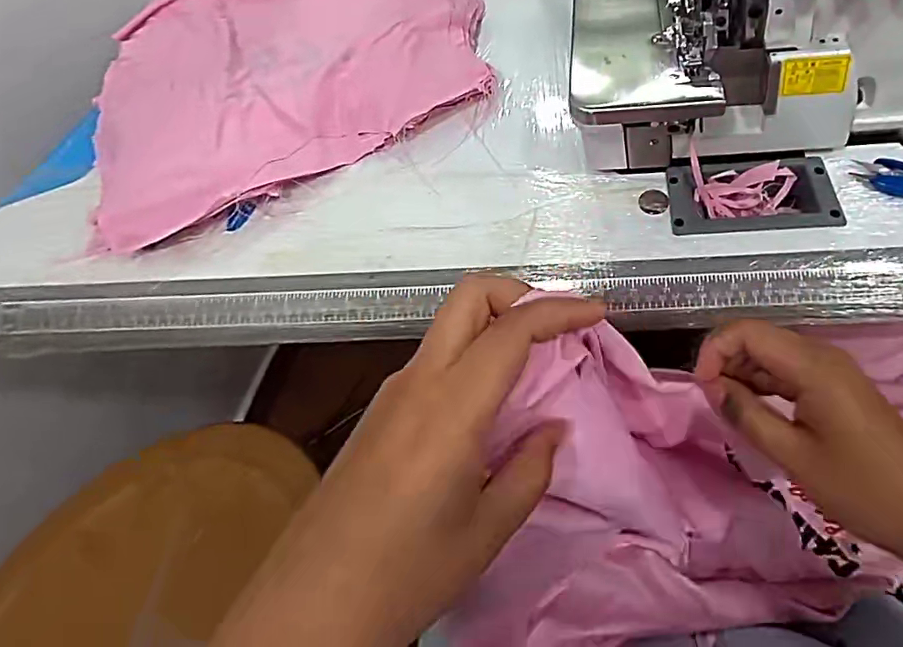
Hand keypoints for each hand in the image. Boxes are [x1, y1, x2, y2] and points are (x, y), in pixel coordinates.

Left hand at [215, 275, 605, 646]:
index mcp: (450, 406)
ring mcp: (394, 390)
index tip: (596, 312)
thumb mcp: (485, 531)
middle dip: (520, 291)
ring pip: (453, 321)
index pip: (511, 328)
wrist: (305, 611)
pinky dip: (475, 350)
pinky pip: (438, 354)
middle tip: (557, 323)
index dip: (560, 310)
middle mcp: (418, 380)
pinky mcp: (382, 407)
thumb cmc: (403, 574)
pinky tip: (493, 397)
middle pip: (470, 293)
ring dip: (497, 320)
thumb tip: (554, 427)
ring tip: (535, 359)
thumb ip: (530, 469)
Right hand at [696, 321, 902, 646]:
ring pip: (774, 354)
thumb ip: (747, 415)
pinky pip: (791, 371)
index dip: (714, 351)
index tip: (701, 389)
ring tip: (728, 411)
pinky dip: (766, 384)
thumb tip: (712, 387)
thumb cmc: (862, 488)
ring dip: (745, 374)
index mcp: (812, 364)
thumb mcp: (795, 457)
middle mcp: (822, 355)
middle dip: (726, 361)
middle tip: (711, 404)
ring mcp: (834, 369)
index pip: (746, 330)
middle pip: (759, 337)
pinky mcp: (839, 387)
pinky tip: (756, 411)